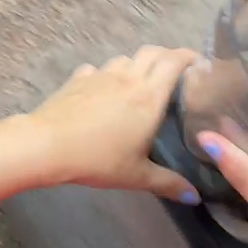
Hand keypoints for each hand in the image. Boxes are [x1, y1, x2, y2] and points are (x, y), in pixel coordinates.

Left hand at [22, 46, 200, 203]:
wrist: (47, 144)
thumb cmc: (98, 159)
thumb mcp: (137, 176)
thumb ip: (168, 183)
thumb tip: (195, 196)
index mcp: (148, 95)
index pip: (174, 61)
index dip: (190, 56)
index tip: (201, 64)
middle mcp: (127, 77)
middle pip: (152, 52)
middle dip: (168, 55)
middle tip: (177, 71)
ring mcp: (100, 74)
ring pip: (125, 59)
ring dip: (137, 64)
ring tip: (141, 83)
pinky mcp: (78, 78)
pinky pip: (98, 70)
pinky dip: (107, 75)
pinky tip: (104, 91)